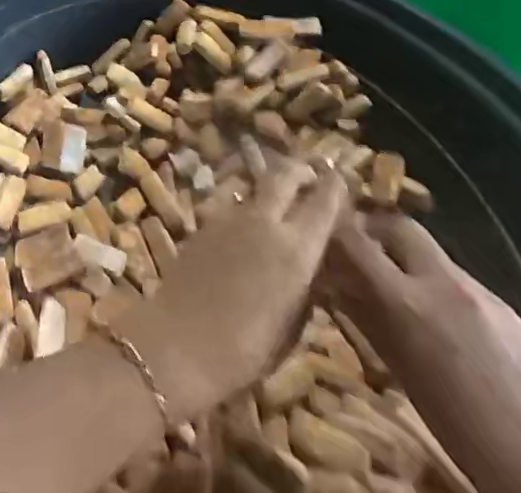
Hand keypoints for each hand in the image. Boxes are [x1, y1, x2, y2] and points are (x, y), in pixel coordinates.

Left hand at [115, 162, 348, 418]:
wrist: (180, 342)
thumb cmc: (246, 349)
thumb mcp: (292, 325)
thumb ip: (305, 287)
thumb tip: (310, 268)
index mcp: (296, 248)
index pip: (323, 202)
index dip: (333, 187)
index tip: (339, 178)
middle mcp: (265, 222)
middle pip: (284, 176)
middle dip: (299, 171)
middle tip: (309, 175)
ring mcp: (229, 217)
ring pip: (255, 186)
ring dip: (270, 186)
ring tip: (278, 197)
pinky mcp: (204, 223)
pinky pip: (231, 203)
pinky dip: (245, 204)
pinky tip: (246, 222)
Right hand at [323, 213, 520, 492]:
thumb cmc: (473, 443)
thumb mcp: (408, 383)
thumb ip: (372, 326)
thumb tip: (336, 288)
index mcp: (411, 304)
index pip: (354, 239)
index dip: (329, 226)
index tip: (313, 230)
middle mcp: (447, 283)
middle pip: (398, 226)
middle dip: (370, 230)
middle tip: (350, 255)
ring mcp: (486, 294)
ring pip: (430, 255)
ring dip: (402, 261)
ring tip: (388, 294)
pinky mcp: (513, 312)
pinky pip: (460, 282)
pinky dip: (434, 287)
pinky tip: (439, 327)